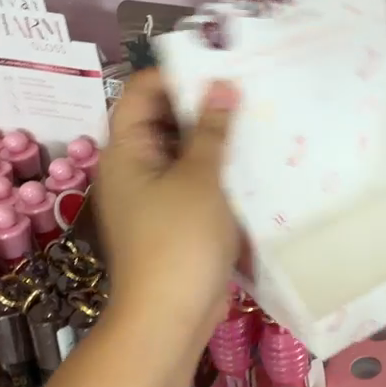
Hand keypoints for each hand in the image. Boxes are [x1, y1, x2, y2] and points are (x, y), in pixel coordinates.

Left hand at [95, 70, 240, 349]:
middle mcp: (133, 170)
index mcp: (126, 152)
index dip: (177, 74)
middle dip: (204, 105)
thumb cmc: (179, 241)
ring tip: (259, 124)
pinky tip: (255, 168)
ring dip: (216, 140)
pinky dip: (219, 173)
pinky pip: (195, 184)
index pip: (141, 93)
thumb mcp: (200, 178)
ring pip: (183, 154)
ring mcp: (153, 198)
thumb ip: (211, 129)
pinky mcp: (174, 222)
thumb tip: (221, 84)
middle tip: (251, 92)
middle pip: (163, 121)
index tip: (222, 68)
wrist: (169, 318)